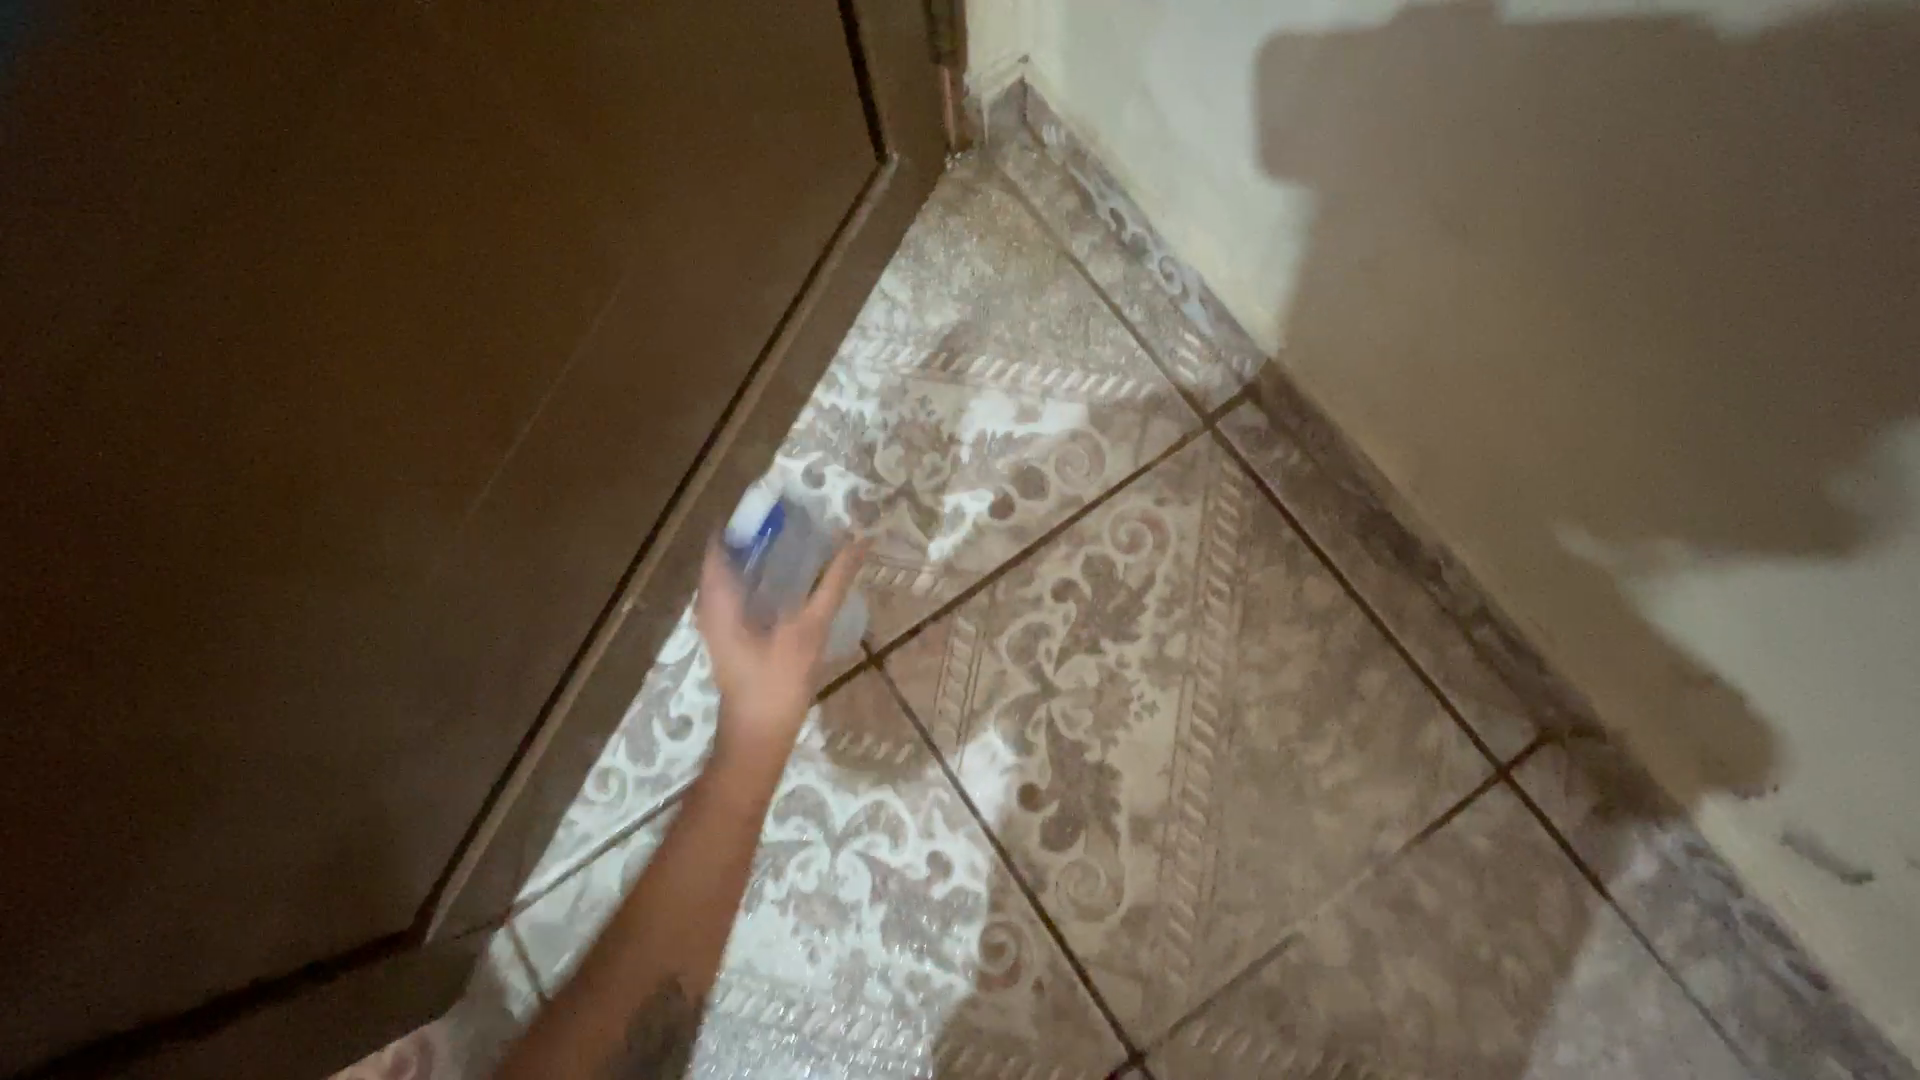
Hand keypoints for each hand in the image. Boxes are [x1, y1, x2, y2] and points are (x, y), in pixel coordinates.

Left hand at [695, 537, 867, 772]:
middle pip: (731, 555)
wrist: (758, 735)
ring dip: (766, 558)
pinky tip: (797, 580)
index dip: (749, 518)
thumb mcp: (809, 629)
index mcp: (717, 597)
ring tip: (804, 542)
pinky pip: (744, 594)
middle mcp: (710, 604)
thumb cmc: (777, 682)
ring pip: (737, 576)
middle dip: (763, 536)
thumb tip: (860, 542)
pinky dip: (766, 580)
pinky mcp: (731, 635)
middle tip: (801, 520)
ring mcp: (718, 622)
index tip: (782, 504)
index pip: (722, 539)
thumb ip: (834, 583)